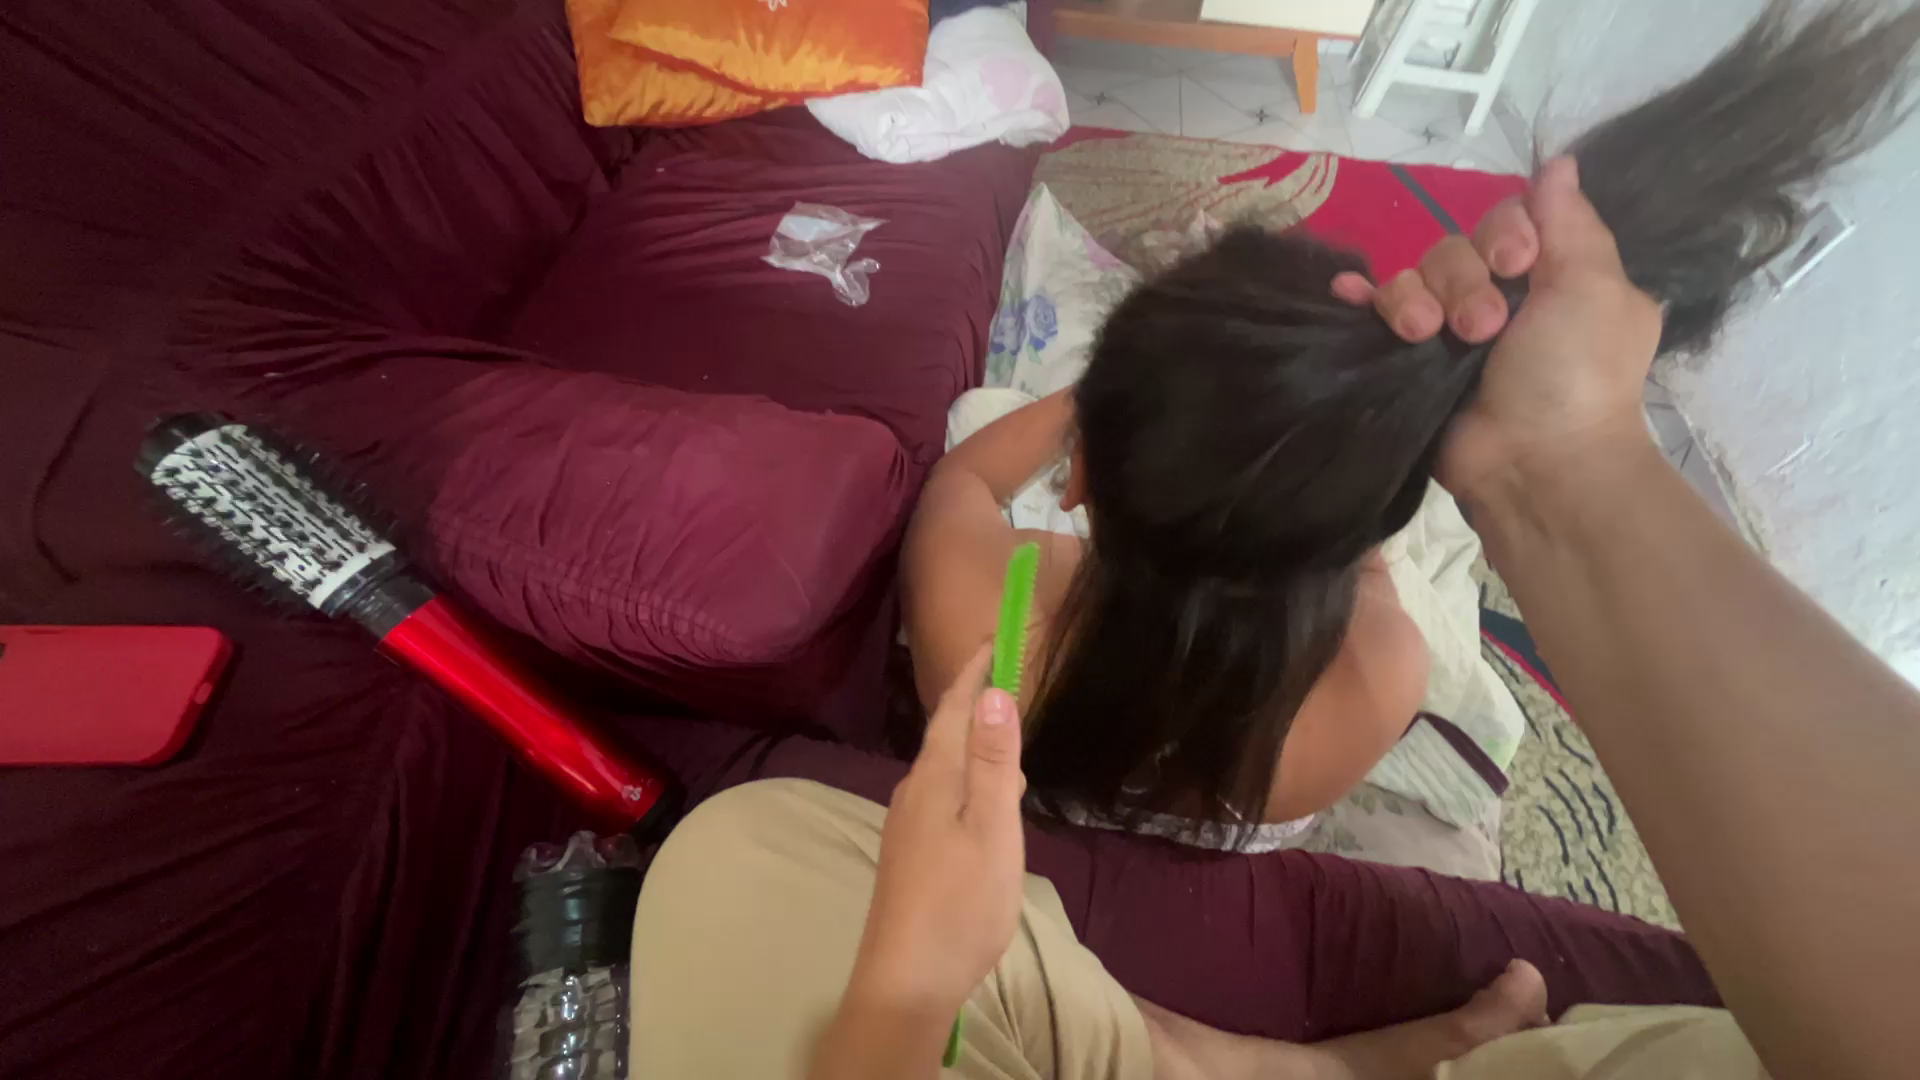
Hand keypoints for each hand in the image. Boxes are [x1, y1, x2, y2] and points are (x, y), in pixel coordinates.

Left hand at [848, 644, 1026, 1017]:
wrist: (905, 980)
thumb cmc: (960, 902)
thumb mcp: (992, 829)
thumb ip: (994, 762)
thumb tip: (995, 694)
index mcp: (935, 775)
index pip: (956, 706)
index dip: (976, 670)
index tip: (998, 637)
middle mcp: (915, 788)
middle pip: (948, 730)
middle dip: (977, 699)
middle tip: (1011, 678)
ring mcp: (908, 819)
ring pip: (947, 763)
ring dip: (976, 740)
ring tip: (1007, 733)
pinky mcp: (911, 847)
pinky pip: (944, 791)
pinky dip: (970, 776)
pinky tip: (987, 799)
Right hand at [1334, 157, 1663, 502]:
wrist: (1529, 458)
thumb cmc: (1575, 373)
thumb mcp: (1595, 289)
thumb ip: (1572, 225)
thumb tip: (1557, 163)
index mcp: (1543, 274)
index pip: (1505, 218)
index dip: (1503, 232)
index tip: (1518, 264)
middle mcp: (1491, 293)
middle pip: (1452, 248)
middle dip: (1462, 282)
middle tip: (1483, 329)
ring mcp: (1440, 328)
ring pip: (1409, 278)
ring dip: (1413, 300)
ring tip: (1426, 337)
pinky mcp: (1399, 358)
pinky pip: (1370, 312)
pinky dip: (1357, 299)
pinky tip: (1345, 292)